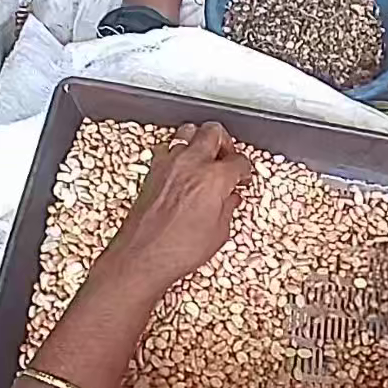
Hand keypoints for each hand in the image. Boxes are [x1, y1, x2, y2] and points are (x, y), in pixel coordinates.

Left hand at [99, 121, 250, 292]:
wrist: (143, 256)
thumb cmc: (179, 249)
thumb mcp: (218, 232)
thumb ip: (228, 207)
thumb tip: (230, 198)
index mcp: (215, 177)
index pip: (239, 160)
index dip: (245, 170)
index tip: (243, 178)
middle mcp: (191, 163)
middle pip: (213, 132)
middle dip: (225, 143)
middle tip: (227, 159)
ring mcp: (169, 163)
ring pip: (188, 132)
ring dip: (200, 141)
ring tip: (205, 159)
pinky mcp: (152, 170)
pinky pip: (169, 148)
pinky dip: (179, 152)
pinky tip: (183, 169)